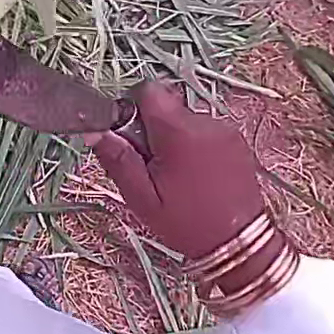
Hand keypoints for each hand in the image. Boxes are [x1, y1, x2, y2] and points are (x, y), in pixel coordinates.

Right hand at [89, 82, 274, 281]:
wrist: (239, 243)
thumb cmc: (186, 223)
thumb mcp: (141, 197)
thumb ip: (117, 159)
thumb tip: (94, 130)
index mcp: (180, 132)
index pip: (148, 90)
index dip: (132, 109)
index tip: (130, 139)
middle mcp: (206, 123)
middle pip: (165, 106)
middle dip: (151, 129)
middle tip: (151, 166)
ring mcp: (225, 130)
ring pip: (183, 118)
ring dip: (172, 138)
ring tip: (174, 176)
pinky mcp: (236, 140)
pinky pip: (203, 130)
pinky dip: (192, 146)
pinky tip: (193, 176)